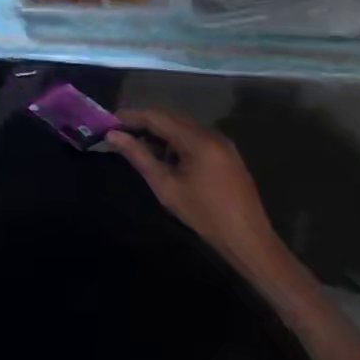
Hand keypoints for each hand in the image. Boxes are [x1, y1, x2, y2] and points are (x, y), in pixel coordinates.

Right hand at [106, 108, 283, 271]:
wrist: (250, 243)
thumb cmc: (205, 215)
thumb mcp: (166, 187)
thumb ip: (139, 156)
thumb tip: (113, 135)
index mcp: (197, 140)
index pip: (156, 116)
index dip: (131, 116)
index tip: (109, 120)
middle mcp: (211, 134)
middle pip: (170, 117)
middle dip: (144, 122)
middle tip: (119, 131)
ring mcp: (222, 143)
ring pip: (183, 127)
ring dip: (159, 131)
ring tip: (138, 144)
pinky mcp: (227, 154)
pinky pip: (195, 137)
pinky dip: (176, 140)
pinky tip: (165, 155)